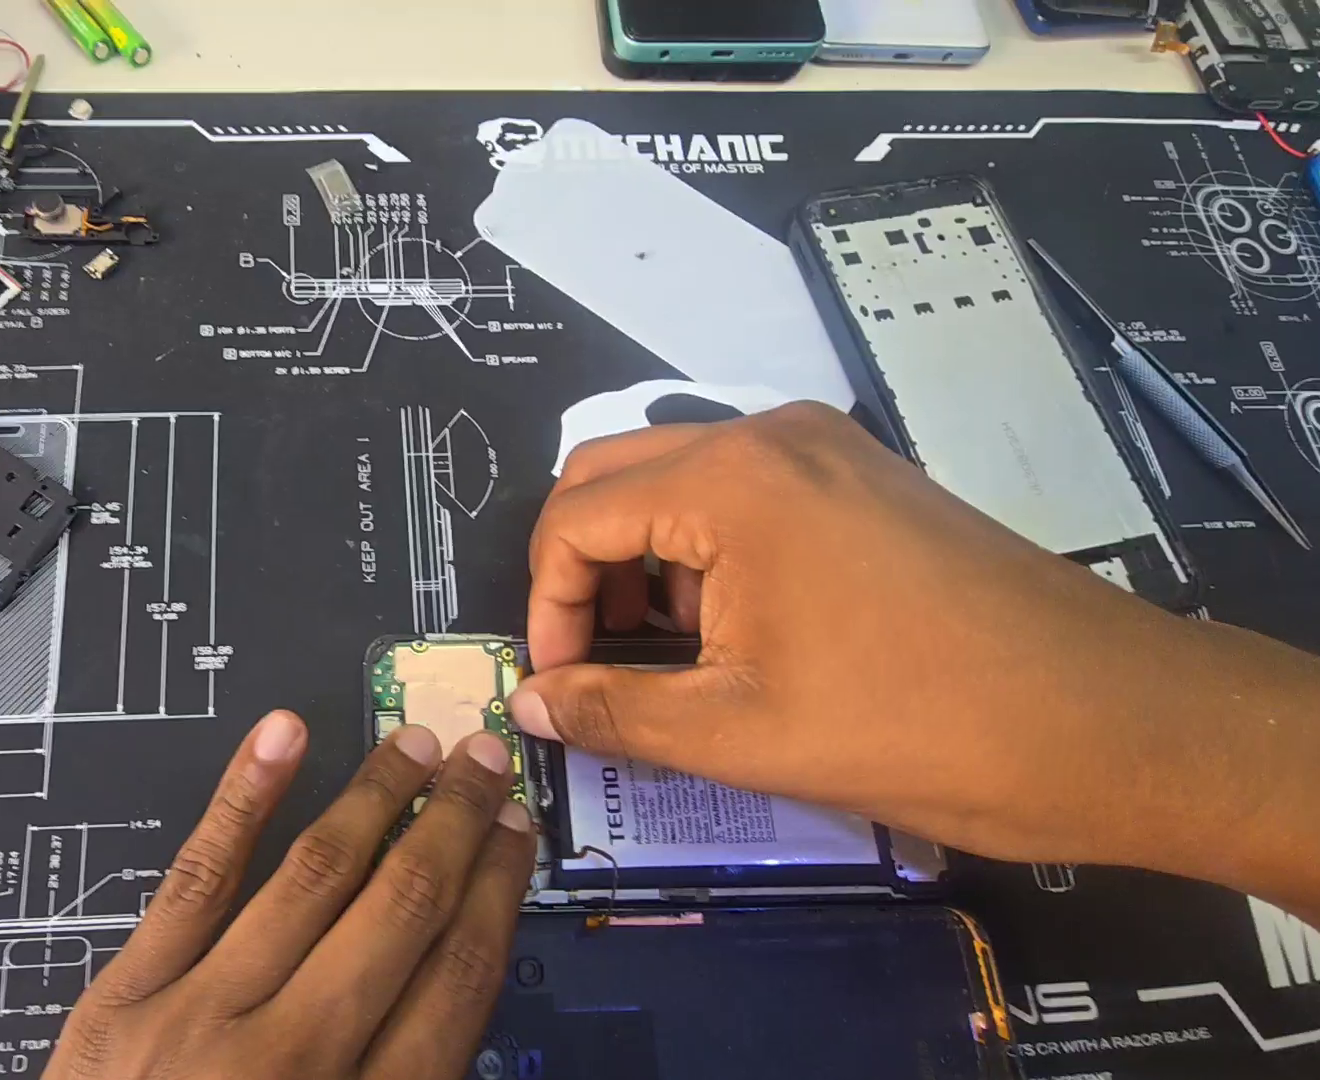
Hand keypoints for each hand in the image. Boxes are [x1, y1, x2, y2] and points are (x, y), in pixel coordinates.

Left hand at [45, 710, 535, 1079]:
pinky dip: (245, 795)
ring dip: (375, 797)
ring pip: (315, 875)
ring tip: (416, 744)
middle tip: (481, 759)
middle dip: (452, 822)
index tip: (512, 828)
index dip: (495, 887)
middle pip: (400, 909)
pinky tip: (282, 733)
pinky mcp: (128, 992)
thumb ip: (410, 1078)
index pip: (456, 976)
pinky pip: (199, 875)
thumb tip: (461, 967)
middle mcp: (296, 1060)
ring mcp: (203, 1016)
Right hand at [509, 402, 1319, 913]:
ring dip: (631, 556)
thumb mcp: (740, 733)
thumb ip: (611, 713)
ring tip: (654, 644)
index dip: (547, 605)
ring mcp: (811, 445)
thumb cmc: (923, 725)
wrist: (1130, 724)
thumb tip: (528, 707)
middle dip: (575, 567)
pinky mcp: (846, 471)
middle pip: (604, 476)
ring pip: (662, 478)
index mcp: (726, 482)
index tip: (560, 680)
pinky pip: (724, 489)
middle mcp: (760, 436)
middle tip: (586, 649)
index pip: (574, 522)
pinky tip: (719, 618)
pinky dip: (689, 546)